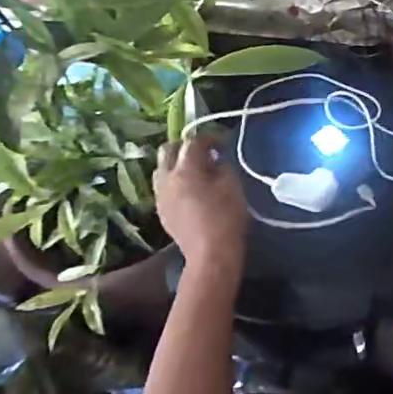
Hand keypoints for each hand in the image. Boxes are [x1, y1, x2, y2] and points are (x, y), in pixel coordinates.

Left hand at [154, 137, 248, 273]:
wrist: (210, 254)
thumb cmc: (226, 217)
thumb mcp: (232, 185)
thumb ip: (222, 166)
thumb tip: (214, 160)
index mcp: (185, 169)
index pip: (192, 142)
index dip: (208, 139)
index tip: (221, 144)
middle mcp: (166, 178)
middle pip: (167, 150)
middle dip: (184, 146)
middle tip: (203, 153)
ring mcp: (160, 195)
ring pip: (161, 168)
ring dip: (176, 164)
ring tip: (194, 171)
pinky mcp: (160, 210)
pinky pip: (163, 187)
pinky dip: (174, 181)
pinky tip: (189, 191)